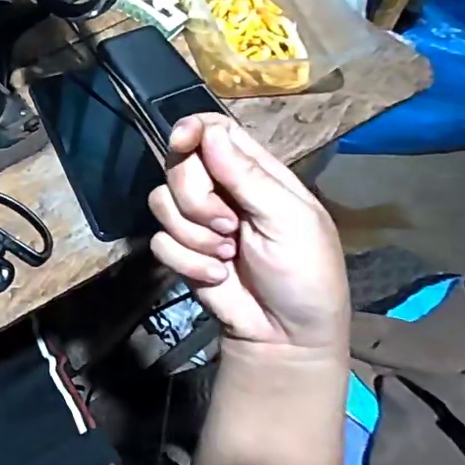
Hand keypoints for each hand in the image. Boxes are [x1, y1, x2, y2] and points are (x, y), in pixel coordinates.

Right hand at [147, 114, 349, 353]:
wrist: (285, 335)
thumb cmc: (305, 274)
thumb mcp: (289, 221)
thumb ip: (248, 176)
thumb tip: (209, 131)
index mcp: (254, 172)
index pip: (214, 130)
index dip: (193, 128)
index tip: (182, 141)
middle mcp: (220, 189)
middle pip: (179, 165)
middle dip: (195, 197)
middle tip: (227, 224)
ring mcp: (196, 220)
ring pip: (161, 202)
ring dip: (193, 234)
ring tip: (227, 254)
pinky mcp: (180, 249)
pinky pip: (159, 240)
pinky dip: (187, 260)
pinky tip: (216, 274)